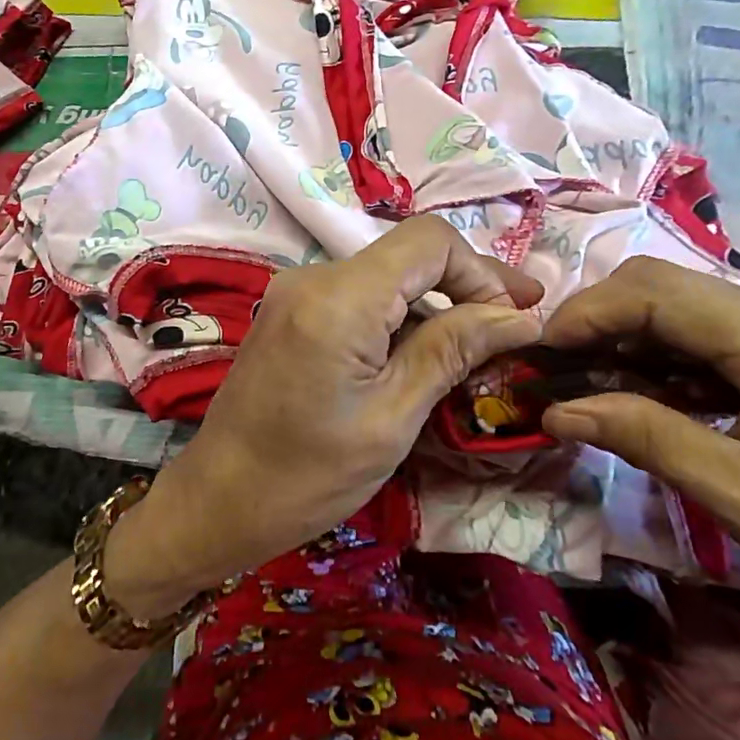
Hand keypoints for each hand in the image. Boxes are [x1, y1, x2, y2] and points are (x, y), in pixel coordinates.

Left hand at [105, 215, 543, 617]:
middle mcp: (311, 277)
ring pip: (383, 277)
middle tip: (517, 327)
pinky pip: (355, 299)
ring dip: (433, 305)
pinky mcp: (288, 315)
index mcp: (337, 297)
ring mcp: (294, 294)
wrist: (220, 498)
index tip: (518, 318)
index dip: (483, 271)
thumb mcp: (392, 418)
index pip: (429, 241)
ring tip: (480, 349)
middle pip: (407, 255)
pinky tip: (424, 354)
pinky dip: (396, 318)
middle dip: (465, 286)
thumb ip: (452, 351)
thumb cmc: (307, 475)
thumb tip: (519, 317)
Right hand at [538, 257, 739, 660]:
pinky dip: (662, 353)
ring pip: (685, 304)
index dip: (585, 313)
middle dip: (597, 320)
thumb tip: (556, 411)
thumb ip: (648, 440)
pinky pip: (713, 331)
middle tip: (555, 370)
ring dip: (626, 337)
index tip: (536, 352)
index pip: (659, 294)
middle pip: (667, 286)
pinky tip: (646, 394)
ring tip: (588, 386)